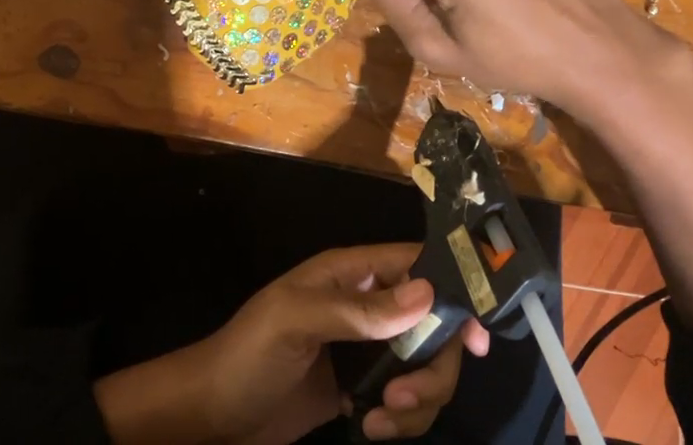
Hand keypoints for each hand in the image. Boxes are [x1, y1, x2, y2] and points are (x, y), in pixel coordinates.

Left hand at [95, 244, 486, 442]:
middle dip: (432, 366)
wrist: (214, 413)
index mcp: (347, 273)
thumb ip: (358, 309)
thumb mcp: (295, 322)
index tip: (477, 336)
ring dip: (419, 399)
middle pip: (433, 326)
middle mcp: (364, 305)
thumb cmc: (248, 355)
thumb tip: (427, 294)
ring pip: (426, 368)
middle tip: (404, 395)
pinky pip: (408, 399)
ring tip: (383, 419)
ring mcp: (366, 350)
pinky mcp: (364, 388)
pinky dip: (404, 418)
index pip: (413, 264)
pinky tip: (374, 429)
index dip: (451, 291)